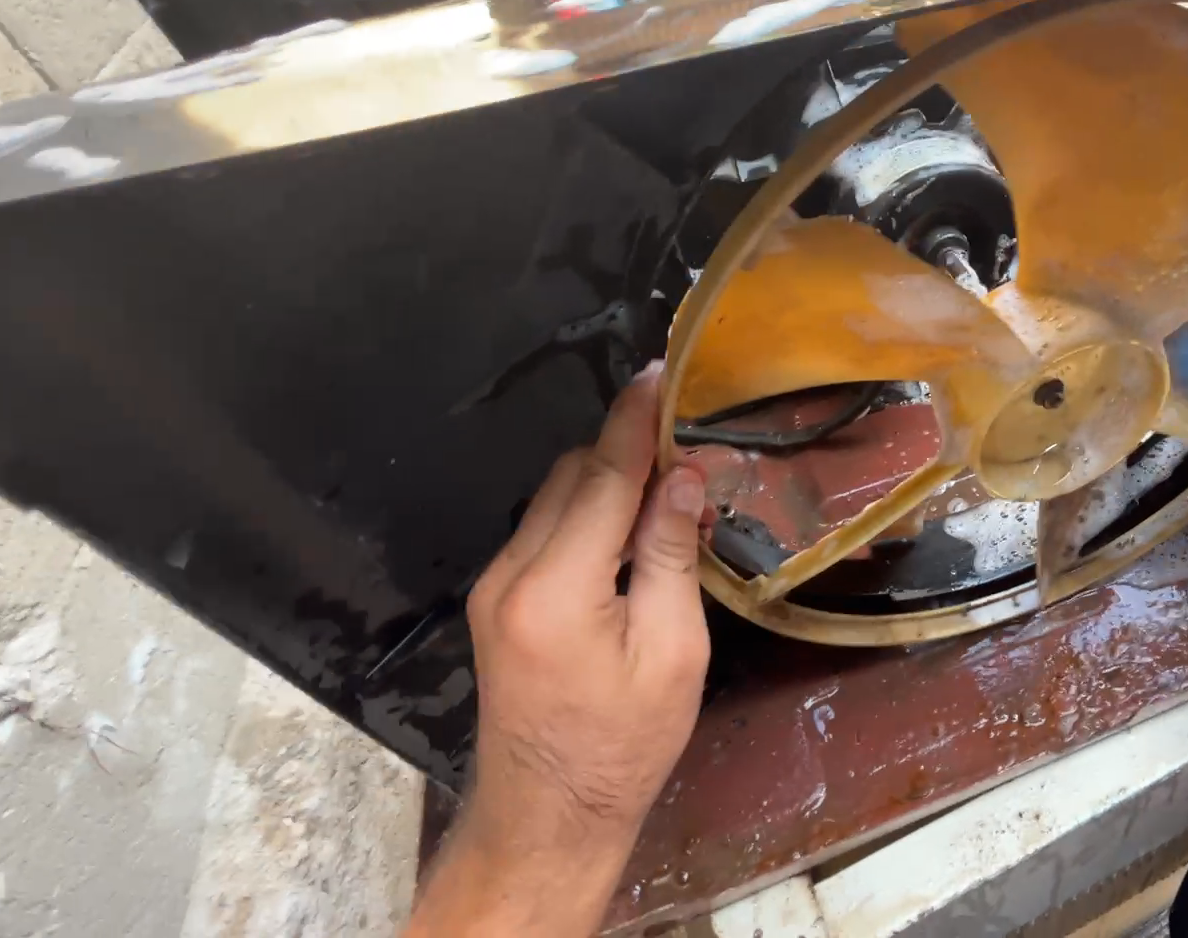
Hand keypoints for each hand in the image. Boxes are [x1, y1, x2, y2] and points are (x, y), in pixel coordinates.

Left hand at [407, 365, 710, 935]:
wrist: (548, 816)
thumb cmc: (626, 742)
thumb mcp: (671, 651)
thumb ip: (671, 555)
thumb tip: (685, 475)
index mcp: (556, 587)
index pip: (605, 476)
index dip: (637, 420)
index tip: (663, 372)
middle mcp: (510, 572)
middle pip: (576, 475)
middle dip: (631, 446)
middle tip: (692, 444)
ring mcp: (495, 585)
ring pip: (558, 494)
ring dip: (613, 476)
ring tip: (672, 480)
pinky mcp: (498, 598)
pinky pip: (548, 525)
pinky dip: (593, 507)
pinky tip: (633, 524)